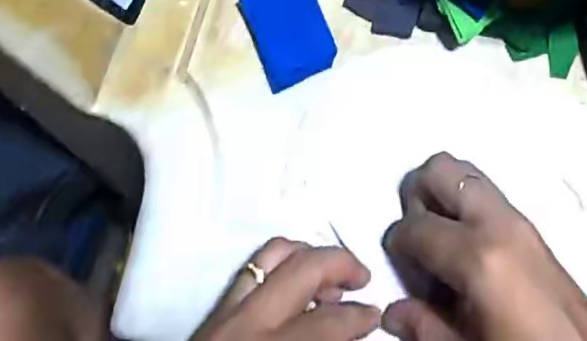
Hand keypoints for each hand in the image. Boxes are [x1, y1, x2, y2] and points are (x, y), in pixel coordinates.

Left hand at [194, 238, 381, 340]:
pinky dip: (280, 263)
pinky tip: (293, 281)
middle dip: (342, 265)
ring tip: (329, 276)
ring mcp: (223, 317)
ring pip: (274, 254)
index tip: (377, 316)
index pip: (326, 322)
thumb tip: (347, 338)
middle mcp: (245, 328)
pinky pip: (250, 269)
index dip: (359, 317)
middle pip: (304, 270)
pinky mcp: (209, 318)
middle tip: (363, 280)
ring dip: (310, 256)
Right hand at [380, 153, 586, 340]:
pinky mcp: (529, 221)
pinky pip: (486, 190)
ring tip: (437, 241)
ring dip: (442, 193)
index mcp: (477, 255)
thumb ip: (426, 327)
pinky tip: (462, 245)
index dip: (396, 243)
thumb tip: (394, 310)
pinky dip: (464, 202)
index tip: (396, 263)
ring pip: (465, 171)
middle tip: (415, 239)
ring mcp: (516, 215)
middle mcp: (496, 221)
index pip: (416, 226)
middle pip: (441, 169)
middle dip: (417, 194)